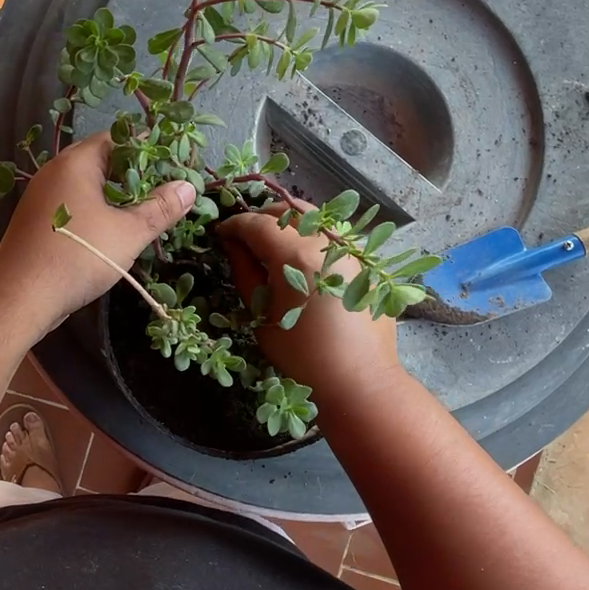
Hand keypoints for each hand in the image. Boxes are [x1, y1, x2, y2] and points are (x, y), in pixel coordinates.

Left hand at [0, 132, 194, 331]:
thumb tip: (187, 186)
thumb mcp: (128, 233)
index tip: (172, 164)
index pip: (116, 138)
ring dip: (115, 197)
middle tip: (164, 191)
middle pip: (101, 161)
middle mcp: (55, 172)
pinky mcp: (37, 222)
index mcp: (76, 163)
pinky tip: (113, 233)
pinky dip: (95, 213)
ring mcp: (42, 197)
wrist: (19, 296)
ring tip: (145, 213)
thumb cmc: (77, 256)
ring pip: (86, 187)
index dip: (146, 148)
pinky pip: (73, 206)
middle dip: (133, 175)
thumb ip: (160, 208)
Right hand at [217, 206, 405, 401]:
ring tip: (273, 243)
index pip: (257, 224)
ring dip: (290, 222)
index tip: (221, 232)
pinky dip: (313, 236)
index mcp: (295, 256)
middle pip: (289, 210)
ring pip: (316, 217)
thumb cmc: (301, 354)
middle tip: (245, 236)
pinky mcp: (367, 261)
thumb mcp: (260, 314)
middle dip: (263, 216)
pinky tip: (303, 258)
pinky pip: (335, 235)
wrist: (358, 379)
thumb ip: (244, 272)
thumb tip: (232, 244)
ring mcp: (352, 249)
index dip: (234, 225)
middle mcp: (326, 243)